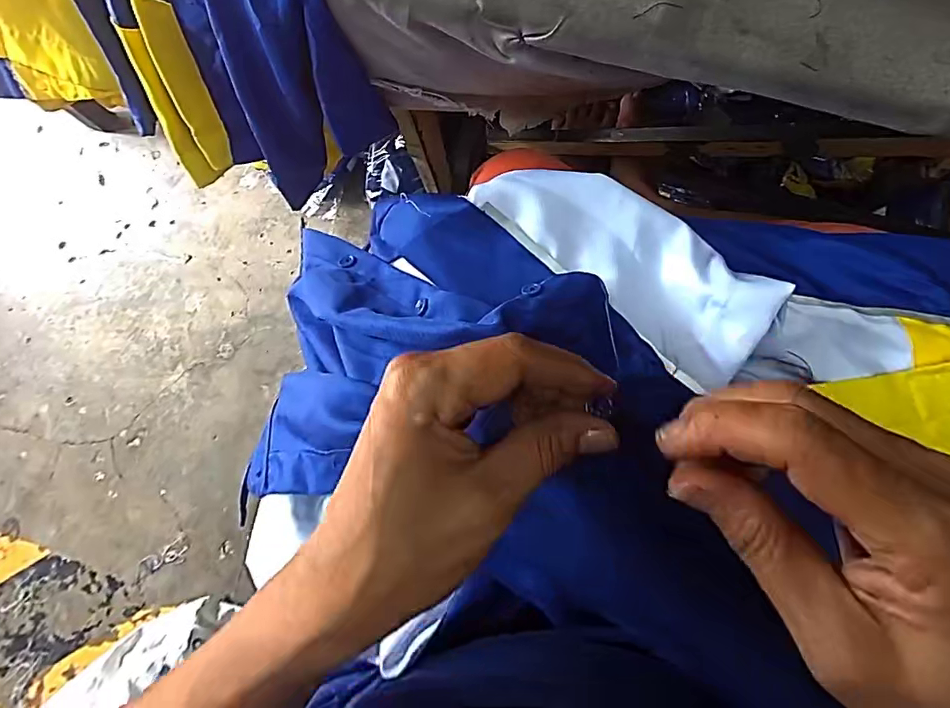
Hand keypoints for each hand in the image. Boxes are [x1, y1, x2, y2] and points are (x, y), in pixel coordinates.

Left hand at [134, 334, 617, 707]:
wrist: (339, 594)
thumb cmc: (412, 548)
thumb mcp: (491, 496)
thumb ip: (549, 446)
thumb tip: (605, 427)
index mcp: (429, 381)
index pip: (516, 356)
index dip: (570, 371)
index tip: (610, 393)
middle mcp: (420, 368)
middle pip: (507, 360)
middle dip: (556, 386)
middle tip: (597, 415)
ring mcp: (415, 386)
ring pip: (497, 375)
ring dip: (538, 398)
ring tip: (574, 427)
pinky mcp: (417, 406)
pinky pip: (479, 392)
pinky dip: (514, 409)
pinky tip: (539, 430)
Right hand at [657, 382, 949, 707]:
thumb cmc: (923, 692)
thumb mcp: (833, 643)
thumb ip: (764, 548)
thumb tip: (688, 478)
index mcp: (922, 528)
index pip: (811, 444)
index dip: (732, 428)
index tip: (670, 442)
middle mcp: (932, 472)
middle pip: (814, 410)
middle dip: (734, 412)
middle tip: (674, 438)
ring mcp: (934, 458)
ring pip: (824, 407)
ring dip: (754, 414)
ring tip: (700, 440)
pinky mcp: (925, 459)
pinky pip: (840, 424)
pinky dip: (784, 428)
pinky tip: (751, 448)